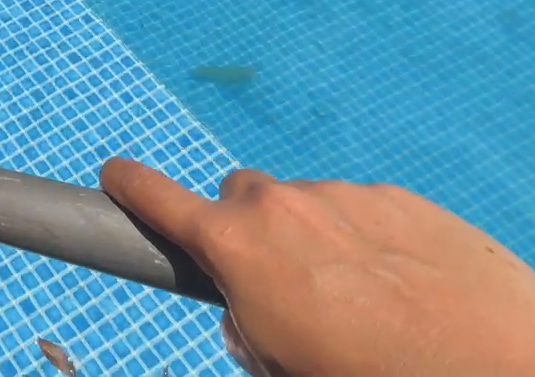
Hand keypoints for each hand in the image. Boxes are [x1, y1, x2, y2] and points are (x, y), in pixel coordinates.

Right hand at [100, 159, 534, 376]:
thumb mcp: (280, 366)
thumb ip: (246, 326)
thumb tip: (251, 311)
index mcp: (233, 244)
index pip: (151, 194)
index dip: (126, 185)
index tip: (114, 176)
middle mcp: (276, 204)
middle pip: (240, 196)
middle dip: (253, 231)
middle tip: (297, 287)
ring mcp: (341, 195)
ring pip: (309, 208)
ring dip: (322, 241)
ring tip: (379, 302)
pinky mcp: (403, 199)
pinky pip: (369, 212)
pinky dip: (378, 242)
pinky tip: (420, 290)